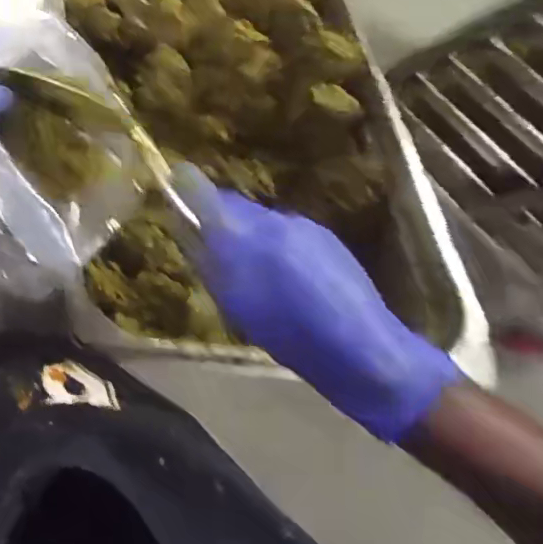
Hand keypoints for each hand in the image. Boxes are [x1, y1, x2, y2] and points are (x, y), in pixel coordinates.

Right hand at [174, 164, 458, 441]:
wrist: (370, 356)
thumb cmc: (290, 336)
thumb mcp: (234, 302)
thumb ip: (206, 258)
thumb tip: (183, 225)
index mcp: (249, 233)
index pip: (206, 194)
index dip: (187, 189)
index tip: (172, 187)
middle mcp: (277, 220)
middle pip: (234, 206)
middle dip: (216, 218)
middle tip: (205, 243)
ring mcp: (306, 228)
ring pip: (260, 220)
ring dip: (245, 233)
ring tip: (245, 267)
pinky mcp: (328, 240)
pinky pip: (286, 233)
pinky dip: (273, 245)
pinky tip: (282, 277)